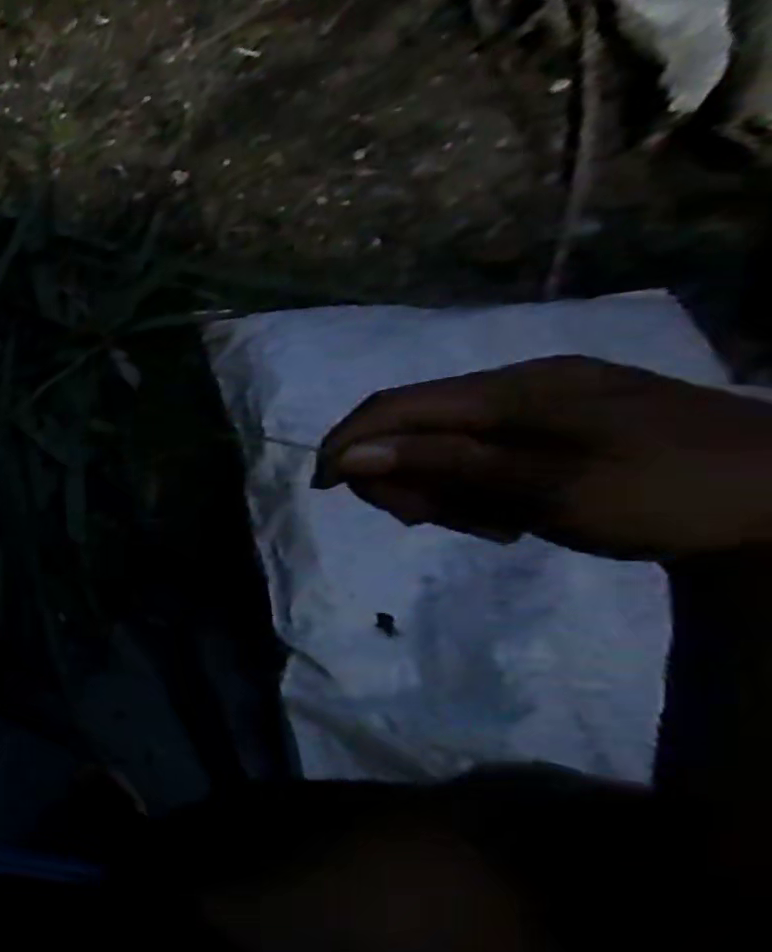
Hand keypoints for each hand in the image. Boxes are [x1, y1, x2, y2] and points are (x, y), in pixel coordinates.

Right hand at [313, 356, 771, 559]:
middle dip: (401, 475)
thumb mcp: (548, 487)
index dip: (346, 442)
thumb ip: (446, 465)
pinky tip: (506, 512)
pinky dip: (474, 487)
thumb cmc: (670, 493)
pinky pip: (481, 452)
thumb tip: (352, 456)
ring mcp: (543, 403)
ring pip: (443, 443)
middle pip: (414, 425)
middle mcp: (521, 385)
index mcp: (516, 389)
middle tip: (429, 524)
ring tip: (485, 526)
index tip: (323, 489)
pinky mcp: (559, 426)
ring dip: (440, 488)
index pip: (396, 405)